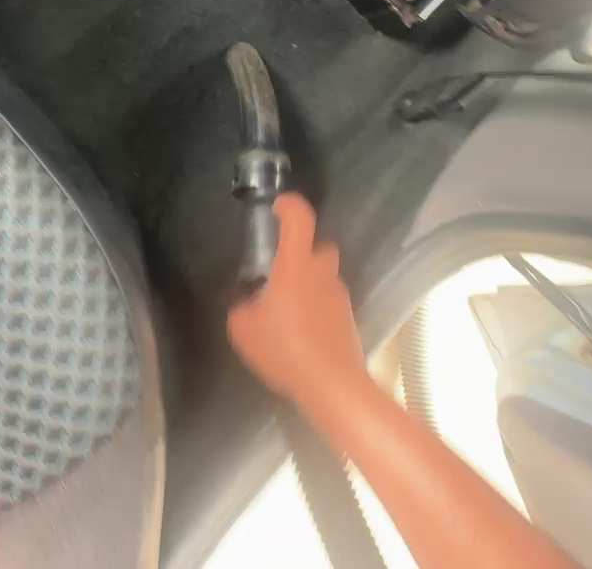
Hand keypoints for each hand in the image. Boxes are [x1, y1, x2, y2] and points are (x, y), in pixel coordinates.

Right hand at [227, 193, 366, 408]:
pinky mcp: (349, 318)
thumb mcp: (243, 329)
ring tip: (287, 311)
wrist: (332, 386)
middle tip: (280, 272)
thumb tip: (249, 302)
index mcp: (296, 265)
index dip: (289, 205)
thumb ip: (242, 307)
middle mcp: (322, 272)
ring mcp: (340, 295)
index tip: (277, 208)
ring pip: (324, 276)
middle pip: (318, 246)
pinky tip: (301, 333)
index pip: (300, 219)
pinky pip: (329, 301)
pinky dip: (317, 308)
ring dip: (309, 283)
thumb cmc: (286, 349)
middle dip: (302, 252)